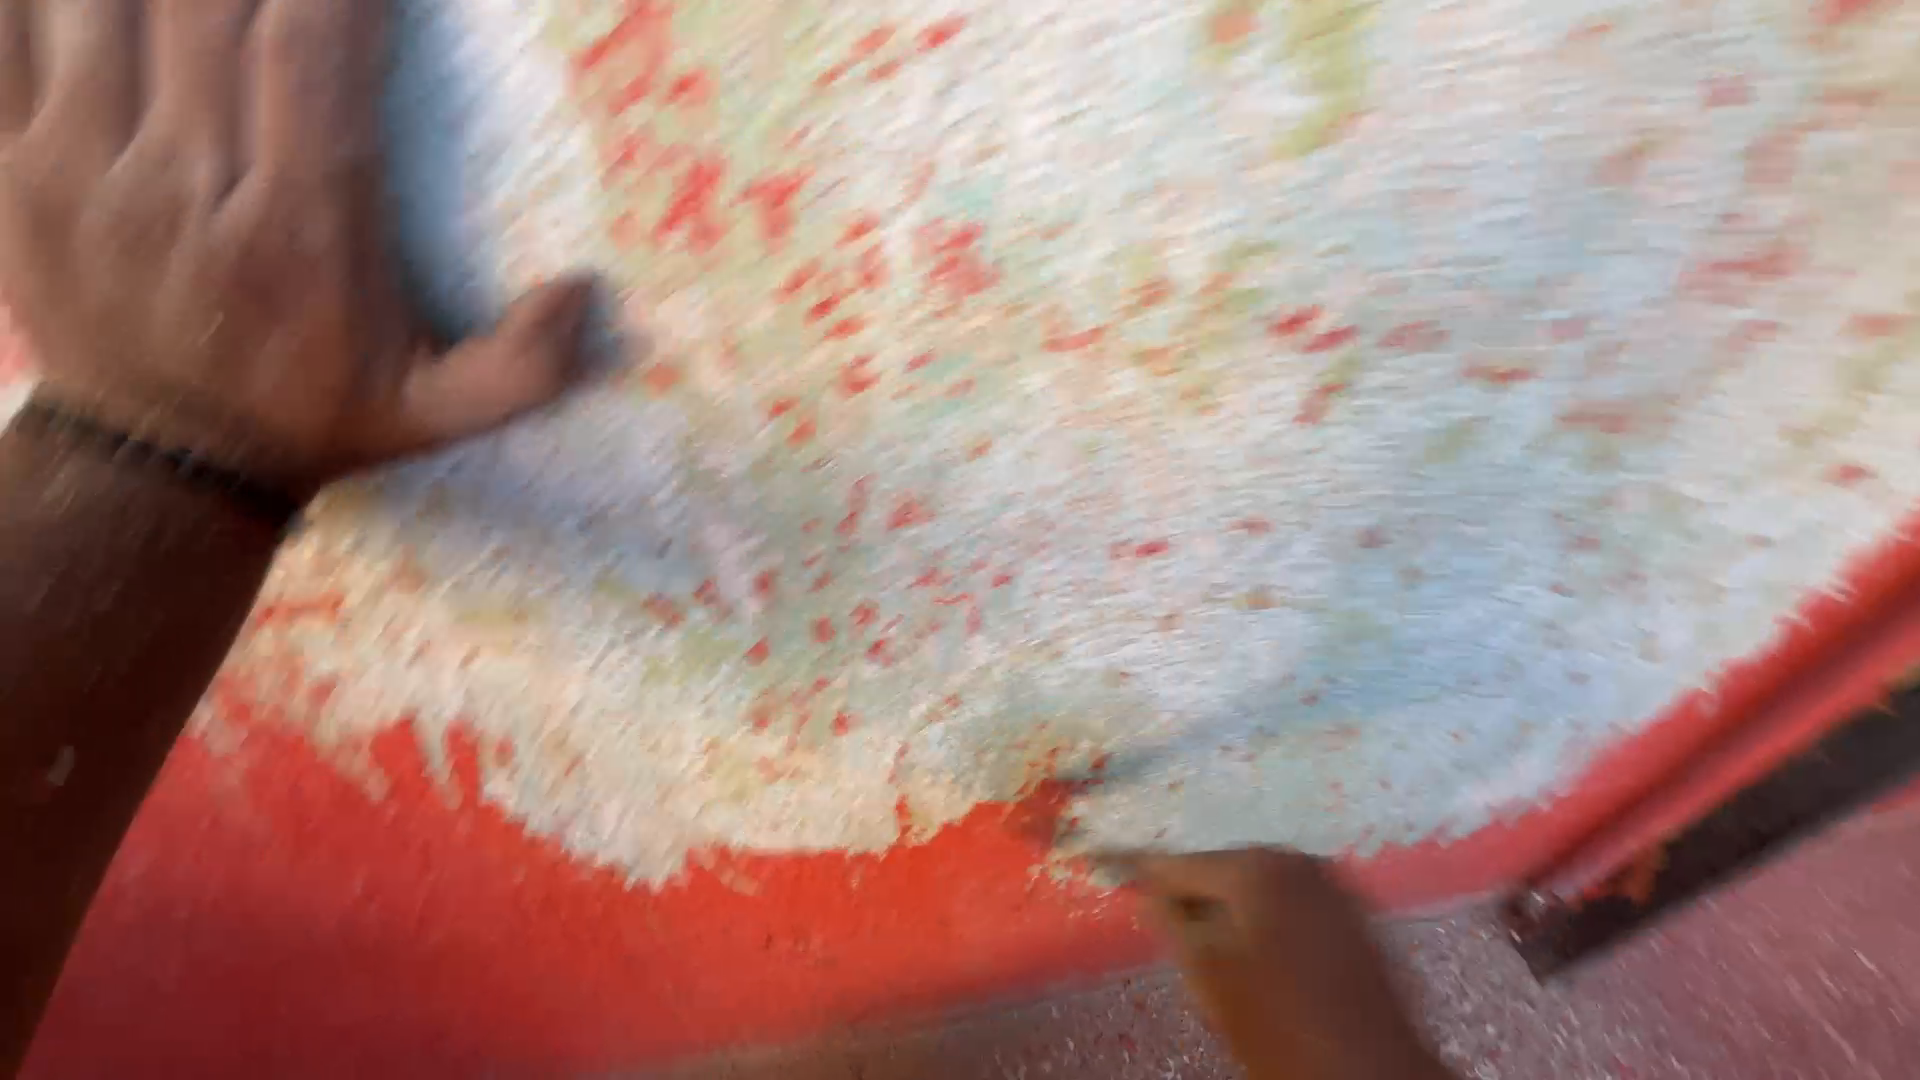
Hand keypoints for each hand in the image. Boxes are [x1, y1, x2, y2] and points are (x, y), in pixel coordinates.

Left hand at [0, 0, 593, 498]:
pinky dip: (53, 2)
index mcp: (302, 230)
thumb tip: (579, 289)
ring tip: (232, 1)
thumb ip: (529, 367)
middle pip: (205, 5)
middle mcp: (184, 180)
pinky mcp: (4, 158)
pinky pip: (3, 27)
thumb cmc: (326, 418)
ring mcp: (74, 160)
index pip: (308, 57)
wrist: (168, 457)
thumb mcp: (447, 414)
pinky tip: (118, 12)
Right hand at [1122, 848, 1452, 1079]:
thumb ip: (1169, 921)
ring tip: (1215, 947)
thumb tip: (1145, 888)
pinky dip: (1267, 917)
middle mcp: (1295, 860)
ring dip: (1230, 908)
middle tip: (1170, 925)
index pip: (1178, 864)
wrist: (1375, 1078)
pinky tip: (1260, 954)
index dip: (1139, 868)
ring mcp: (1331, 884)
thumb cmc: (1281, 1029)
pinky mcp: (1355, 913)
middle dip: (1194, 895)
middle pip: (1220, 871)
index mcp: (1255, 868)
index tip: (1105, 859)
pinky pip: (1292, 902)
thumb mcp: (1207, 977)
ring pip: (1257, 887)